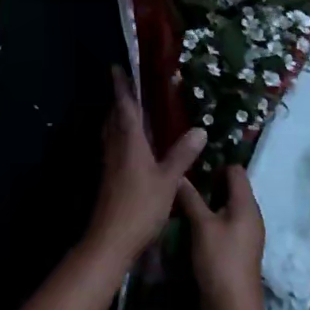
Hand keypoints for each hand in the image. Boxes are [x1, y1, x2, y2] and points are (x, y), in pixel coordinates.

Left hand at [86, 69, 207, 263]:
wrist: (110, 241)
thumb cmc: (140, 206)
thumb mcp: (168, 180)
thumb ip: (182, 154)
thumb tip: (199, 129)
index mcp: (129, 143)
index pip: (125, 107)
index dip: (122, 87)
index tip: (116, 68)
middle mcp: (116, 149)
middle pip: (114, 118)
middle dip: (118, 100)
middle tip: (127, 85)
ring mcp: (110, 165)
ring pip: (111, 133)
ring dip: (117, 118)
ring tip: (129, 109)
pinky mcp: (109, 180)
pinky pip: (114, 147)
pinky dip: (120, 136)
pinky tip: (132, 144)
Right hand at [176, 165, 266, 309]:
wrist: (233, 307)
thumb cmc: (219, 261)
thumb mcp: (202, 227)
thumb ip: (191, 199)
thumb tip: (179, 175)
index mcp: (247, 203)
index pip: (236, 170)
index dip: (216, 166)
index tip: (192, 169)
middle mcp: (251, 213)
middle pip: (233, 188)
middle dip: (210, 184)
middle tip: (184, 185)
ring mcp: (247, 232)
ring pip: (228, 207)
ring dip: (209, 204)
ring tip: (184, 204)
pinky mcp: (240, 248)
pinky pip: (227, 224)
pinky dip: (213, 220)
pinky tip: (193, 227)